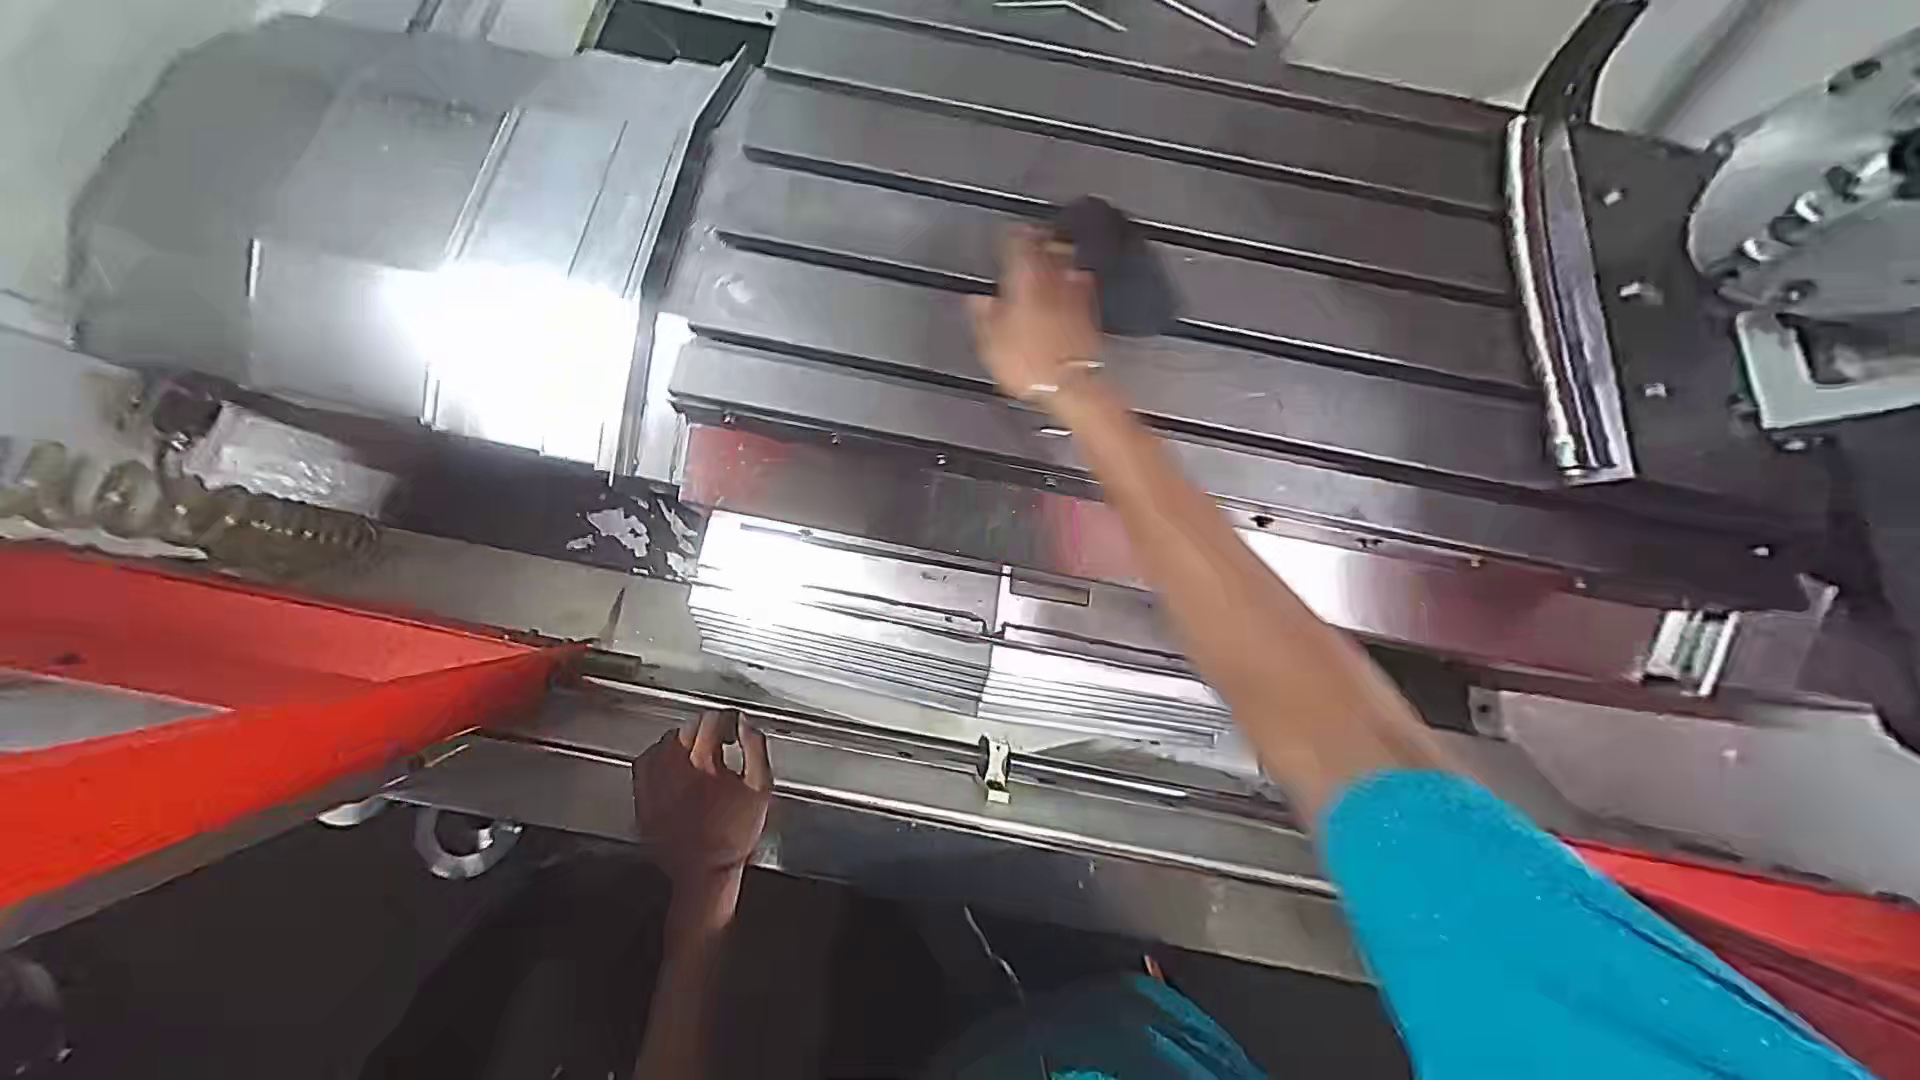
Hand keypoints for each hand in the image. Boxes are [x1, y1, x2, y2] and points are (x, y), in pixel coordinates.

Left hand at [634, 710, 771, 926]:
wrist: (705, 872)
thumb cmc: (735, 833)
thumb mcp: (760, 788)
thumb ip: (756, 750)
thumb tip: (746, 725)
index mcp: (707, 763)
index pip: (711, 721)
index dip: (725, 718)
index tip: (733, 724)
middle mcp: (676, 769)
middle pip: (687, 728)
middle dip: (705, 727)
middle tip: (718, 736)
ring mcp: (656, 784)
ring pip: (664, 742)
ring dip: (682, 738)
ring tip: (696, 748)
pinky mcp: (643, 799)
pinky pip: (644, 762)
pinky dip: (656, 755)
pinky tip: (669, 761)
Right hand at [967, 225, 1102, 405]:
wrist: (1069, 385)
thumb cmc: (1031, 366)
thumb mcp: (991, 344)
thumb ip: (984, 318)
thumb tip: (977, 302)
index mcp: (1023, 286)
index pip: (1016, 249)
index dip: (1011, 236)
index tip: (1008, 230)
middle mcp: (1050, 286)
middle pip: (1044, 252)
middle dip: (1037, 239)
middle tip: (1033, 230)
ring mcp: (1072, 299)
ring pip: (1065, 266)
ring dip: (1059, 253)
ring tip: (1055, 244)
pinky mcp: (1088, 316)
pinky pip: (1082, 287)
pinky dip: (1077, 278)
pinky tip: (1078, 276)